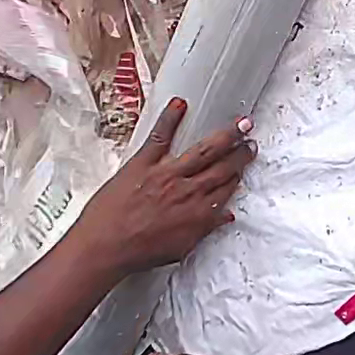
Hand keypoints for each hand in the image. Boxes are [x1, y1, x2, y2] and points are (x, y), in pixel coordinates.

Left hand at [62, 97, 254, 280]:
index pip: (226, 188)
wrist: (104, 247)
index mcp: (197, 213)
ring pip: (203, 150)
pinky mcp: (143, 163)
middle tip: (250, 141)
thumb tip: (223, 217)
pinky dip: (170, 118)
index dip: (238, 175)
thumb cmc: (137, 250)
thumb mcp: (180, 247)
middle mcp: (187, 190)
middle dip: (240, 153)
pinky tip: (180, 104)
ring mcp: (166, 174)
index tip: (244, 165)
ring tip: (239, 124)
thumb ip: (204, 229)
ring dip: (224, 136)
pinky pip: (161, 136)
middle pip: (223, 167)